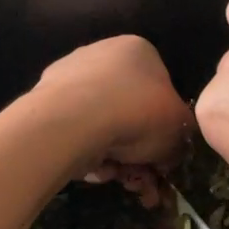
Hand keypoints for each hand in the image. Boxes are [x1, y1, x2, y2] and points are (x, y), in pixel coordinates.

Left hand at [32, 35, 191, 177]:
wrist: (74, 121)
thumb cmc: (138, 114)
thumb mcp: (180, 128)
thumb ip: (182, 135)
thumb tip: (172, 149)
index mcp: (139, 51)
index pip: (160, 91)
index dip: (164, 128)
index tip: (162, 155)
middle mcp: (103, 54)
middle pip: (129, 112)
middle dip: (137, 151)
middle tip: (141, 178)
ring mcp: (69, 76)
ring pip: (102, 126)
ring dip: (113, 157)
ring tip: (115, 176)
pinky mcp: (45, 100)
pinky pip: (76, 131)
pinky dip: (85, 153)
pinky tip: (90, 169)